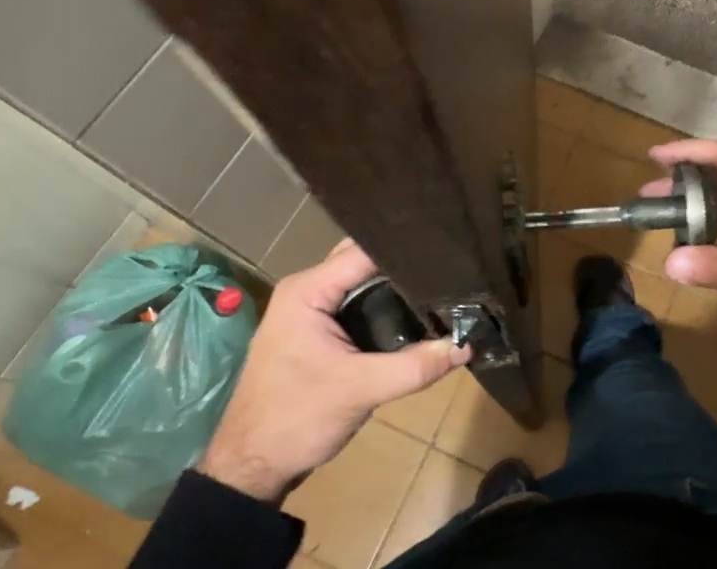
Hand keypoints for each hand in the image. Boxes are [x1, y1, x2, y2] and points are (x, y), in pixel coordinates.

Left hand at [198, 239, 468, 500]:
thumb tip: (466, 345)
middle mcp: (307, 290)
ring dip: (397, 284)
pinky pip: (357, 304)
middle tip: (453, 264)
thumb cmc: (295, 420)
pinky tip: (418, 310)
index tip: (448, 248)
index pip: (365, 251)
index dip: (406, 248)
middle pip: (364, 261)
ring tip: (445, 282)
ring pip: (363, 283)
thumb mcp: (360, 391)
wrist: (250, 469)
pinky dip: (385, 305)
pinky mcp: (318, 332)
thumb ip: (415, 366)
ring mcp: (310, 311)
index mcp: (307, 290)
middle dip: (405, 262)